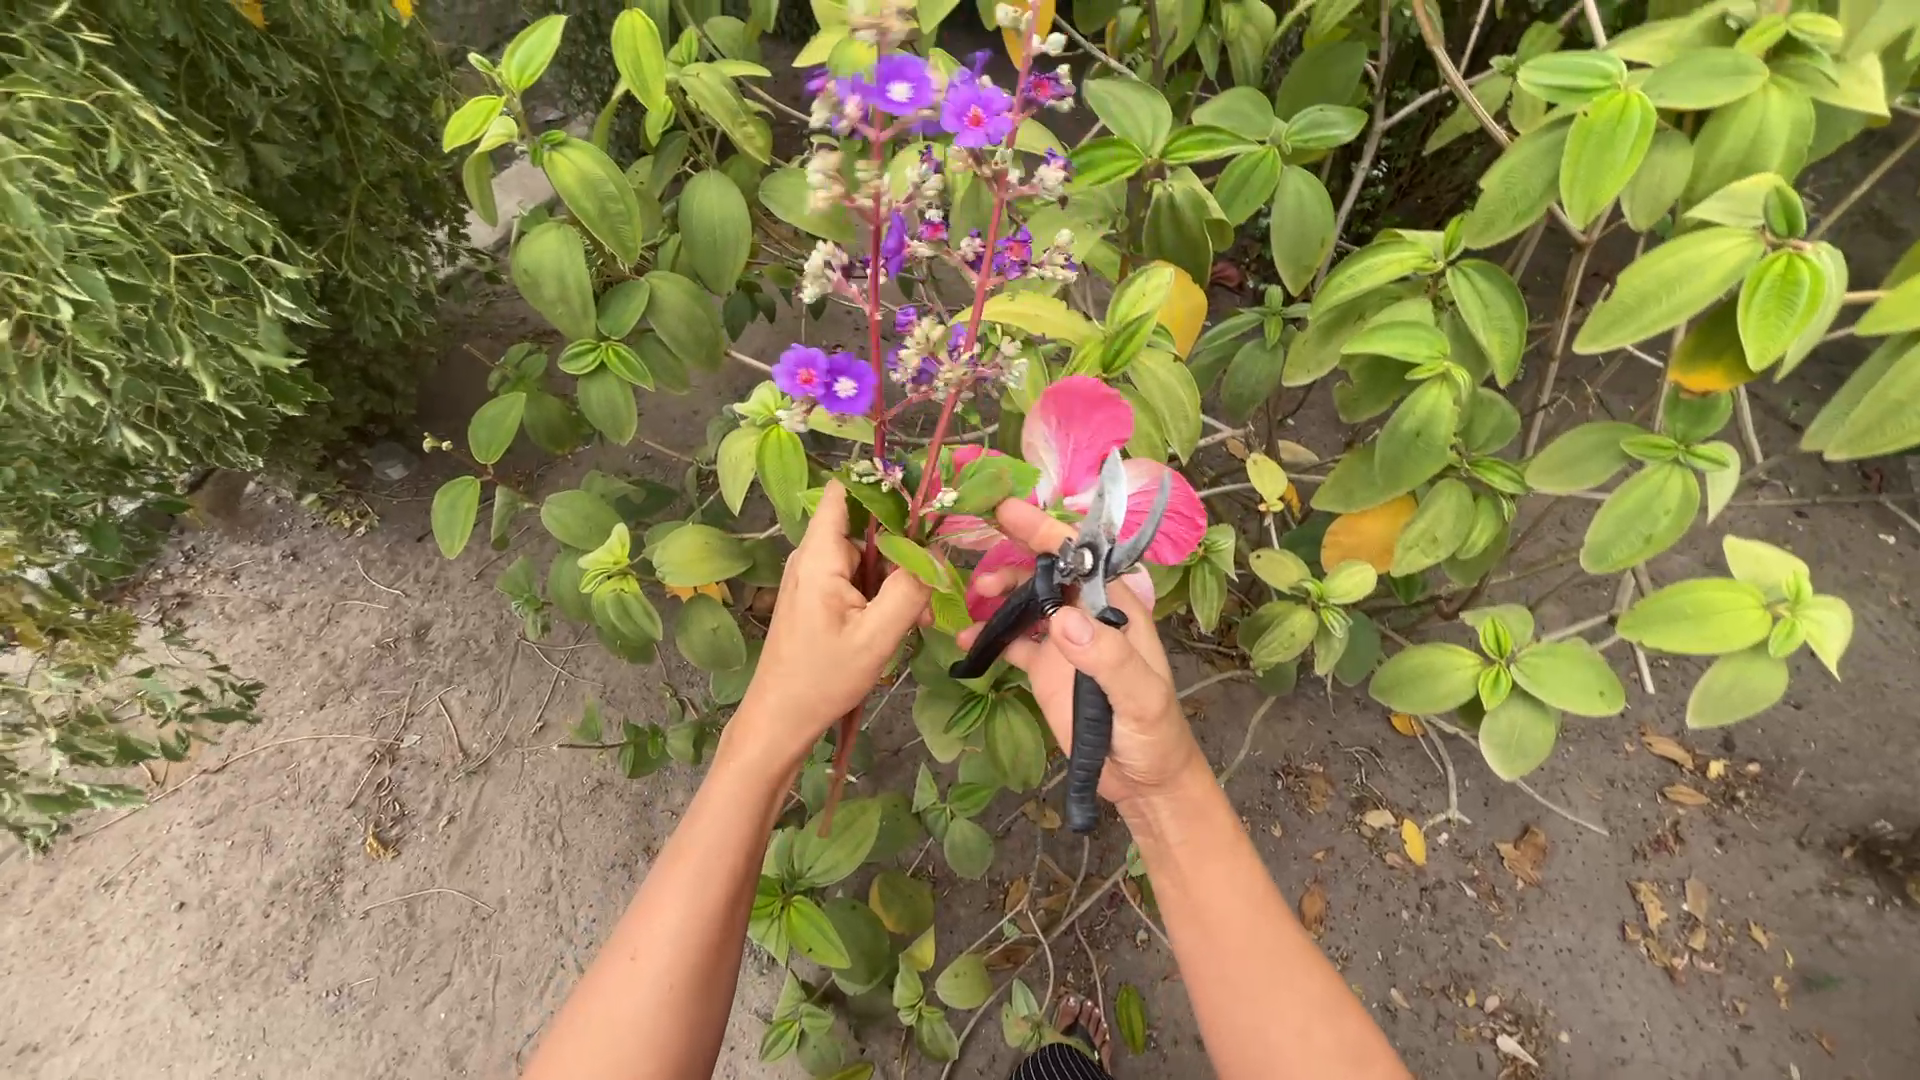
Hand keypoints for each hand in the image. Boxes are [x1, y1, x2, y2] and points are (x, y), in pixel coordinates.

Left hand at [731, 482, 929, 772]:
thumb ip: (910, 588)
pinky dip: (881, 597)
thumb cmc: (823, 678)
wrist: (781, 719)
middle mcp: (813, 556)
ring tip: (917, 619)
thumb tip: (935, 553)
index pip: (845, 491)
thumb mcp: (878, 636)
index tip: (922, 504)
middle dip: (903, 552)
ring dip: (896, 582)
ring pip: (867, 559)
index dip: (882, 485)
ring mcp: (815, 577)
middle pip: (867, 529)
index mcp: (820, 555)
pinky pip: (858, 581)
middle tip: (930, 590)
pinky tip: (896, 626)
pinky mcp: (819, 597)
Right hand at [958, 500, 1205, 809]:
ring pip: (1026, 601)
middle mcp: (1087, 615)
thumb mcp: (1140, 698)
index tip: (1007, 510)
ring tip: (974, 600)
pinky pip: (1013, 641)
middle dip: (1013, 556)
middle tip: (976, 559)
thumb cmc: (1153, 733)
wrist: (1144, 780)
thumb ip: (1108, 659)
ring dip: (999, 594)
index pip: (1081, 556)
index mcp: (1115, 608)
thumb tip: (1063, 618)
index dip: (1045, 529)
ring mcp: (1064, 641)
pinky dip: (988, 636)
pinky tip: (964, 641)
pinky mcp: (1046, 668)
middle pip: (1047, 571)